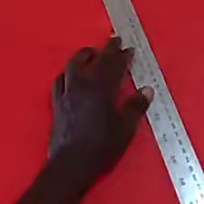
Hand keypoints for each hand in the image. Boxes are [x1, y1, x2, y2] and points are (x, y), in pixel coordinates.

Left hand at [48, 36, 150, 183]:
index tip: (129, 49)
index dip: (123, 56)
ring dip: (85, 55)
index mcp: (101, 87)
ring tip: (92, 52)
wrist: (71, 163)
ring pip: (74, 64)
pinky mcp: (56, 102)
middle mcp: (82, 84)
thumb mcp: (125, 128)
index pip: (114, 65)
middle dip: (107, 49)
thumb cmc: (102, 146)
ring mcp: (67, 91)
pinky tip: (69, 73)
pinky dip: (67, 72)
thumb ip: (135, 106)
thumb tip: (147, 90)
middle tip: (115, 40)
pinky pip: (60, 79)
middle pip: (95, 60)